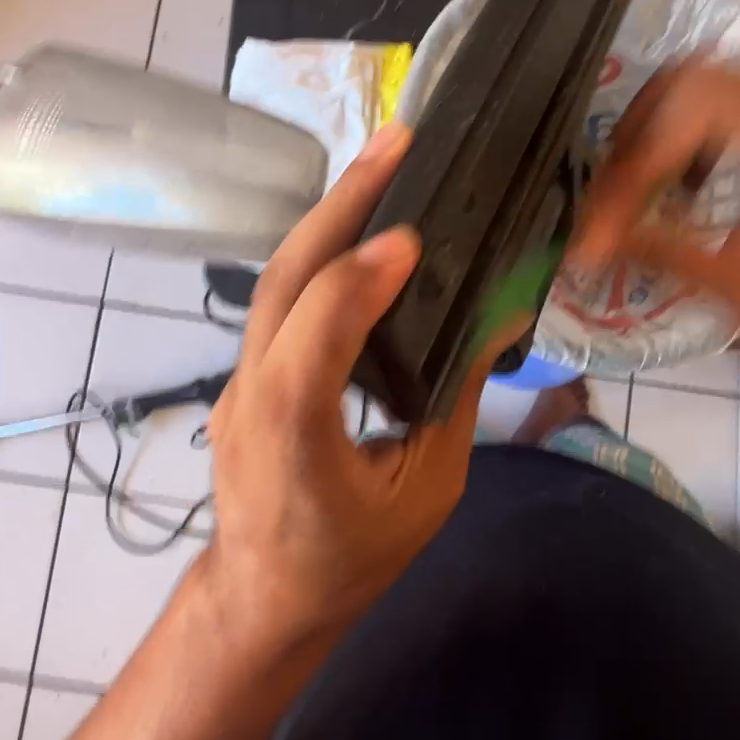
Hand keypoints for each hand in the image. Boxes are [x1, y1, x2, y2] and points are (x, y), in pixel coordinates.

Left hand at [197, 122, 516, 648]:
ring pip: (275, 278)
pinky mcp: (246, 370)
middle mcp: (252, 391)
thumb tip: (500, 317)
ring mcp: (239, 377)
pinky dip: (321, 250)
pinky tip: (358, 224)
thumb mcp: (425, 491)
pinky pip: (282, 297)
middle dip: (339, 203)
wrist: (264, 597)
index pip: (315, 337)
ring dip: (329, 215)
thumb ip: (457, 398)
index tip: (413, 239)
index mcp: (293, 437)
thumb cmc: (350, 559)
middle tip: (395, 142)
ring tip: (382, 164)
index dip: (360, 281)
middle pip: (283, 279)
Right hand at [570, 61, 739, 382]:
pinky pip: (730, 111)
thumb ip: (658, 248)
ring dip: (660, 132)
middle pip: (695, 80)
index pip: (696, 102)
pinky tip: (678, 184)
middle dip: (640, 131)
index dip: (642, 151)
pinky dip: (689, 139)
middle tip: (614, 185)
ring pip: (708, 89)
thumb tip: (585, 242)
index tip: (611, 209)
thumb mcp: (734, 282)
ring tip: (636, 185)